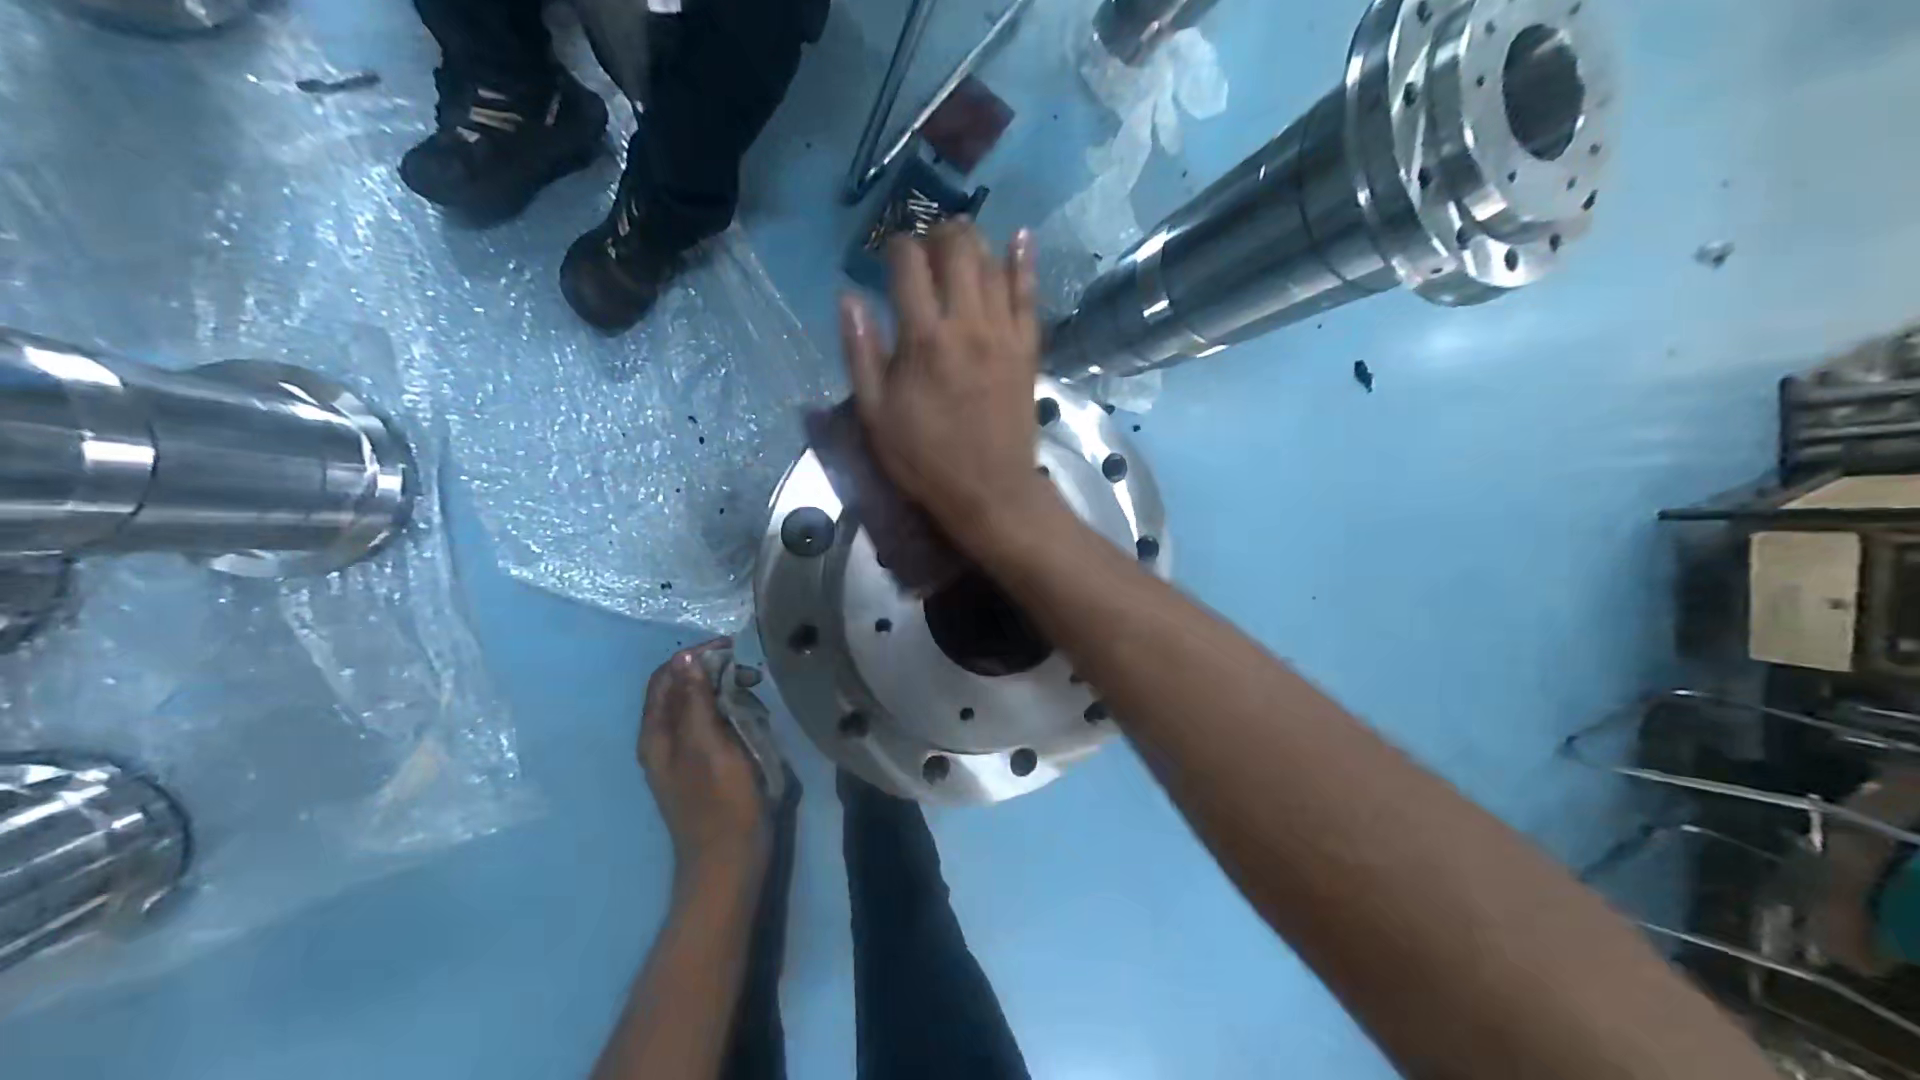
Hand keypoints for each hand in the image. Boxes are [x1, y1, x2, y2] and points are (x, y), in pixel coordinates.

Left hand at [639, 640, 768, 890]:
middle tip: (751, 675)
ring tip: (755, 697)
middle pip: (682, 690)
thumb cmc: (722, 803)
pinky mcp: (703, 768)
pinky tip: (753, 721)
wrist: (729, 864)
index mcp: (657, 734)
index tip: (733, 648)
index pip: (667, 676)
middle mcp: (663, 741)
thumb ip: (695, 701)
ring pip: (699, 708)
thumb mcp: (708, 745)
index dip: (696, 656)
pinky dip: (731, 714)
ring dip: (726, 694)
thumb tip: (688, 658)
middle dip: (714, 673)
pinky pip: (712, 727)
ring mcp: (683, 757)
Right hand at [839, 220, 1051, 547]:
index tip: (888, 259)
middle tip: (926, 247)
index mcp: (924, 339)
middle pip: (957, 249)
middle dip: (937, 234)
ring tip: (958, 245)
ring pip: (993, 264)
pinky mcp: (1028, 348)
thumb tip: (849, 298)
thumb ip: (860, 353)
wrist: (990, 492)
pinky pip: (1030, 295)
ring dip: (973, 242)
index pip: (909, 264)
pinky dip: (1025, 262)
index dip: (895, 249)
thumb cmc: (925, 459)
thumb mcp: (876, 415)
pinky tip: (1020, 237)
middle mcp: (967, 323)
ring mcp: (1004, 333)